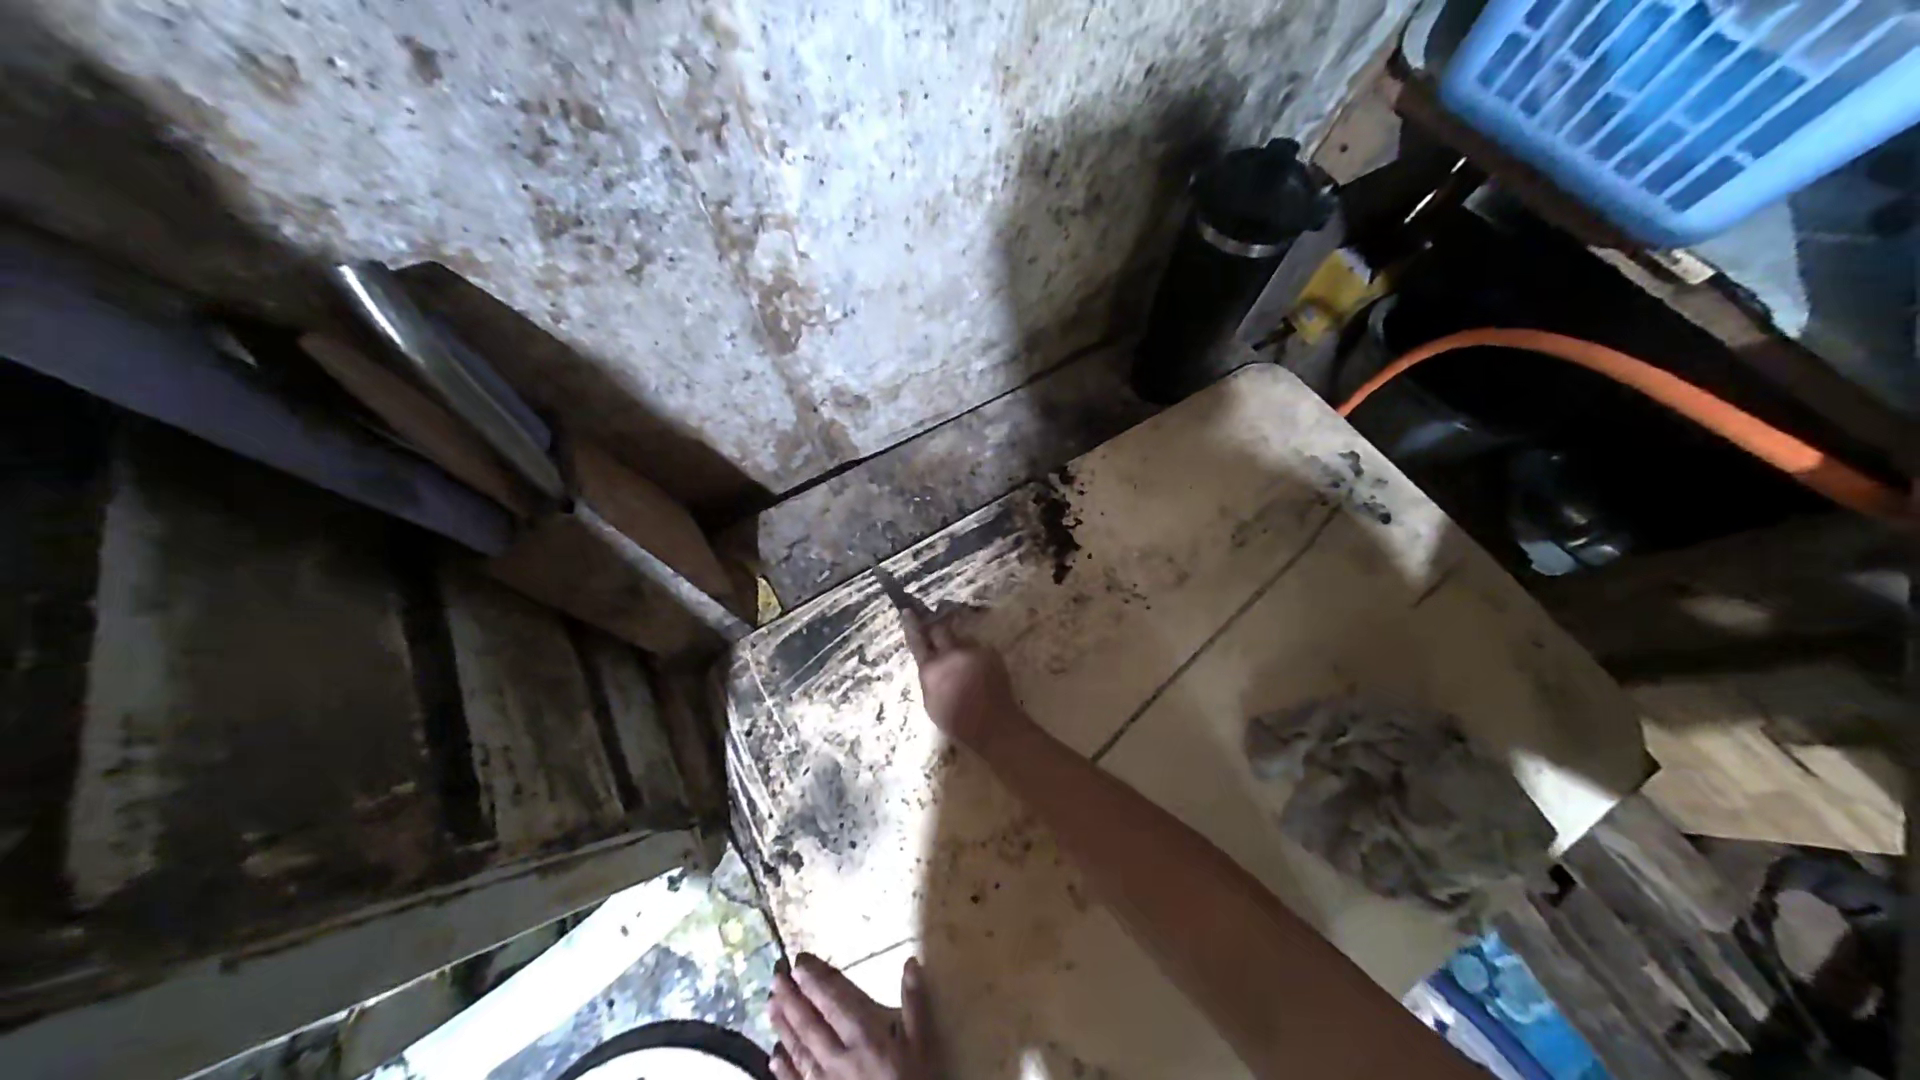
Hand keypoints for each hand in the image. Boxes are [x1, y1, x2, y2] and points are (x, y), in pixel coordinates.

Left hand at [770, 953, 934, 1079]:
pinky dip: (784, 1069)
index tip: (799, 961)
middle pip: (810, 1022)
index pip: (835, 998)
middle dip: (792, 997)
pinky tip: (774, 1056)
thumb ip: (915, 1002)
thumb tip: (911, 962)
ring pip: (799, 1049)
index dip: (816, 978)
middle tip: (776, 976)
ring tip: (770, 1004)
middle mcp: (839, 1055)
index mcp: (865, 1034)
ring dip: (783, 1025)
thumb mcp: (923, 1043)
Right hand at [899, 610, 1030, 753]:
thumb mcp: (930, 702)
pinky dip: (973, 655)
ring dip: (957, 645)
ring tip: (962, 662)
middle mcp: (951, 653)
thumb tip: (930, 663)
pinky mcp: (990, 652)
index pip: (917, 640)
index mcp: (931, 669)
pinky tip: (977, 670)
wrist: (994, 724)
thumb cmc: (957, 720)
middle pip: (939, 628)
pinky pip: (976, 648)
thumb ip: (929, 677)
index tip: (907, 610)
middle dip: (934, 625)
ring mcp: (972, 650)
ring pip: (960, 639)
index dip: (911, 624)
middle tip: (933, 623)